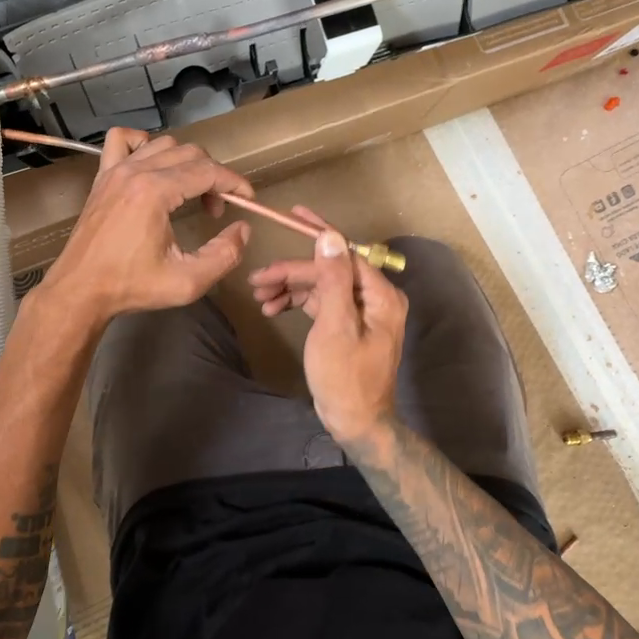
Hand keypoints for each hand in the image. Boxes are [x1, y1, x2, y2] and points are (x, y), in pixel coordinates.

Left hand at [41, 129, 252, 326]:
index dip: (235, 183)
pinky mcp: (102, 176)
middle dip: (213, 177)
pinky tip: (153, 167)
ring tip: (190, 194)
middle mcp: (135, 171)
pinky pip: (123, 140)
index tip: (248, 200)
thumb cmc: (132, 286)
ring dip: (186, 163)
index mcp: (155, 192)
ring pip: (163, 144)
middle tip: (215, 210)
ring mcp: (115, 170)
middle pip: (190, 154)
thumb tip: (242, 229)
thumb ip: (224, 255)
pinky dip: (144, 144)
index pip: (208, 171)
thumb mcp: (188, 281)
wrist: (80, 290)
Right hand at [249, 208, 407, 440]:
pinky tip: (275, 308)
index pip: (345, 252)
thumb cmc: (345, 378)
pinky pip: (323, 304)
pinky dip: (300, 303)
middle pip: (330, 270)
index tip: (293, 215)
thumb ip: (332, 279)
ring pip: (323, 286)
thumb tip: (330, 236)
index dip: (318, 233)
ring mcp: (364, 313)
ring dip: (292, 288)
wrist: (356, 424)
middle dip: (293, 272)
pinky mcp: (351, 326)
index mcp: (381, 295)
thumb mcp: (334, 326)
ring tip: (260, 296)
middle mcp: (376, 298)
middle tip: (257, 279)